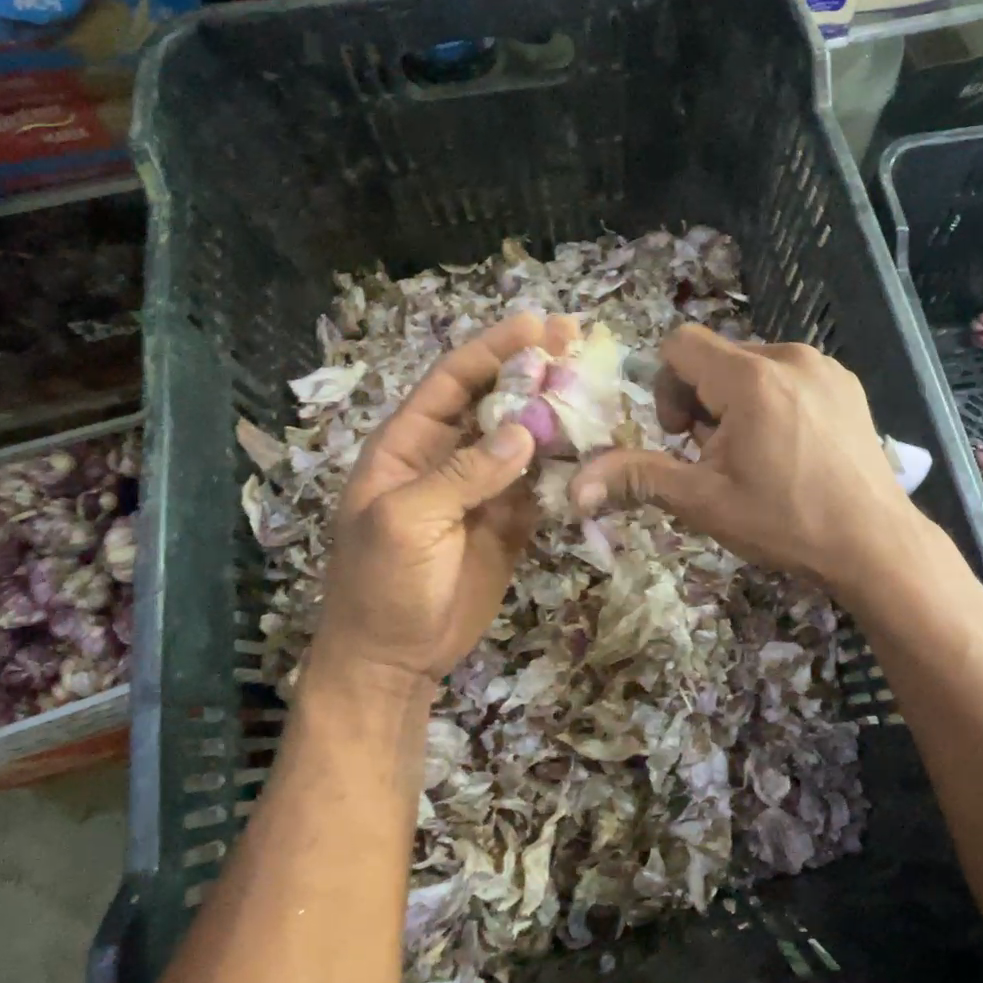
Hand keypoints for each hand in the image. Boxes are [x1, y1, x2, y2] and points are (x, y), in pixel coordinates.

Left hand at [305, 313, 579, 688]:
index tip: (538, 324)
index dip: (493, 349)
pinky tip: (597, 448)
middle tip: (581, 342)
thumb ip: (463, 475)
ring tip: (600, 389)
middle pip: (494, 400)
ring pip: (524, 440)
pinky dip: (568, 467)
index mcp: (408, 445)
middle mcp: (447, 456)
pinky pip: (542, 484)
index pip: (453, 381)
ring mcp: (482, 489)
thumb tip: (524, 432)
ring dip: (557, 415)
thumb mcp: (409, 523)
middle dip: (534, 371)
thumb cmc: (383, 585)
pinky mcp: (510, 521)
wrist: (393, 659)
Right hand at [568, 324, 926, 595]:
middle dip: (702, 402)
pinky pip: (789, 377)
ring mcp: (824, 368)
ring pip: (752, 368)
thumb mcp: (703, 501)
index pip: (679, 344)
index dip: (666, 387)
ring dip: (737, 404)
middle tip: (720, 457)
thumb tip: (574, 488)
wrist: (875, 544)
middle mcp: (789, 356)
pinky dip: (774, 404)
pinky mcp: (847, 384)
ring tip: (758, 458)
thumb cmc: (785, 522)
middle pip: (716, 358)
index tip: (683, 437)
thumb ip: (638, 478)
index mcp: (750, 377)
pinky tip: (791, 451)